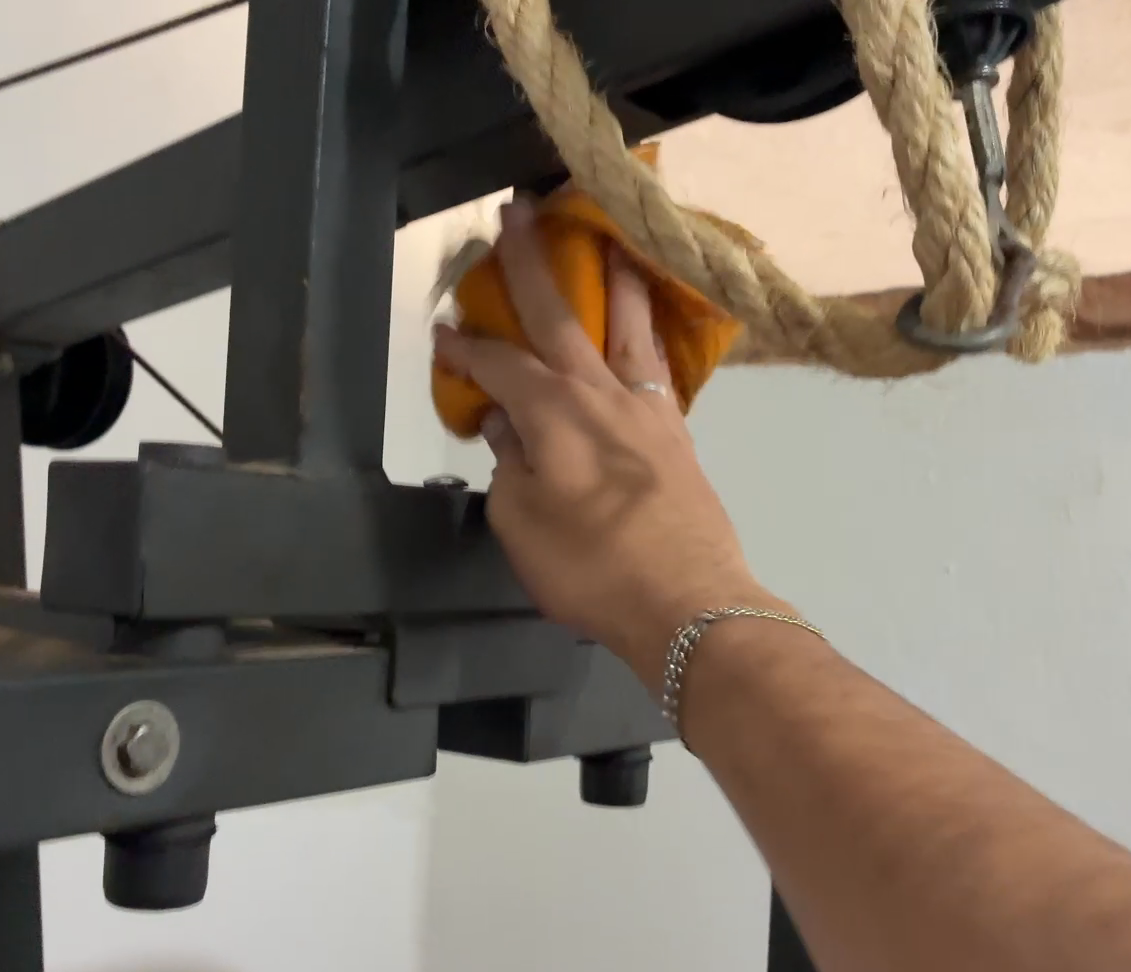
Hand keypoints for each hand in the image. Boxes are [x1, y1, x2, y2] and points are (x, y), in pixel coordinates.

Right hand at [432, 199, 781, 683]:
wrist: (686, 601)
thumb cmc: (591, 569)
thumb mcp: (522, 525)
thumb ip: (508, 465)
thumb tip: (502, 426)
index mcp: (553, 413)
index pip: (499, 364)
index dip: (467, 346)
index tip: (444, 331)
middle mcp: (600, 393)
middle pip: (560, 316)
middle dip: (532, 263)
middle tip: (518, 211)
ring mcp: (647, 407)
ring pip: (625, 324)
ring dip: (611, 276)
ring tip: (612, 235)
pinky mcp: (677, 429)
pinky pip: (658, 364)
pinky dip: (649, 333)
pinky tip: (645, 327)